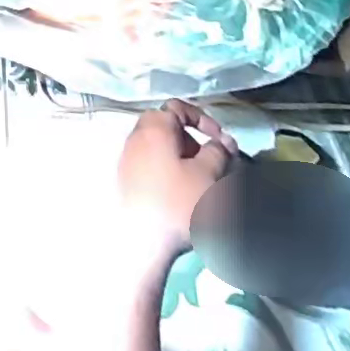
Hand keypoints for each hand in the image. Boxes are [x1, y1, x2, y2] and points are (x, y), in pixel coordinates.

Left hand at [116, 99, 240, 257]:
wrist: (140, 242)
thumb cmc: (177, 201)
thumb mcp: (207, 174)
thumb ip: (218, 152)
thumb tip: (223, 142)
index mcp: (154, 126)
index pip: (180, 108)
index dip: (205, 120)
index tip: (221, 142)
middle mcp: (137, 135)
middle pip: (171, 130)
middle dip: (196, 145)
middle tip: (213, 166)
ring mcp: (128, 158)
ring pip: (162, 150)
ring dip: (185, 161)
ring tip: (202, 186)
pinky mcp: (126, 180)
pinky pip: (152, 166)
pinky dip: (170, 173)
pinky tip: (182, 197)